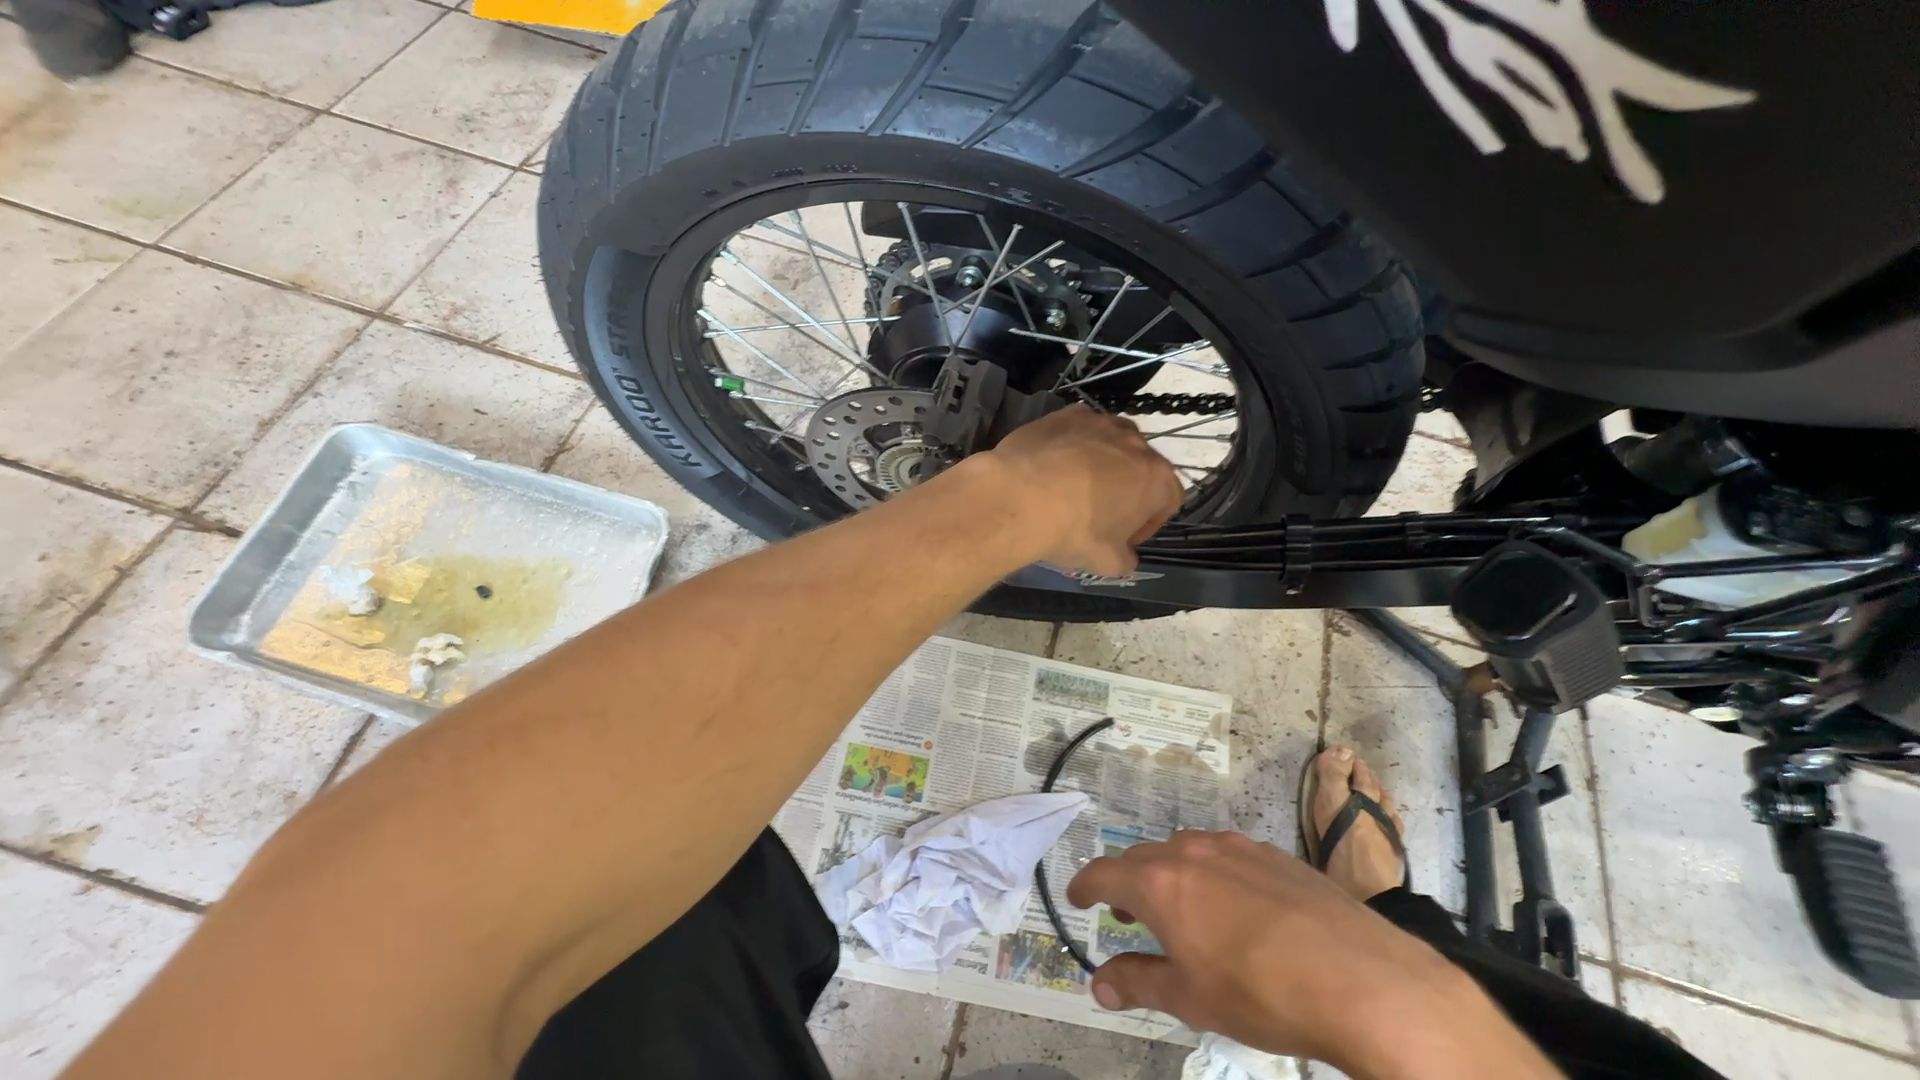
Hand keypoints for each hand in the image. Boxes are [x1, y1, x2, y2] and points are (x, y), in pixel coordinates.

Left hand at [979, 405, 1182, 575]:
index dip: (1150, 522)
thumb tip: (1126, 557)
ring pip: (1111, 443)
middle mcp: (1135, 443)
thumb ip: (1126, 560)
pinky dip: (1073, 445)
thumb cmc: (1074, 531)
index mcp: (1156, 478)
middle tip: (1101, 514)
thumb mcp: (1107, 562)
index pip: (1170, 499)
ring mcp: (1100, 423)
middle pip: (1141, 467)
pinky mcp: (1066, 414)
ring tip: (1074, 487)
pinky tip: (1052, 466)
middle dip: (1127, 489)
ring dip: (1102, 463)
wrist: (1020, 496)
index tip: (1126, 537)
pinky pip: (1079, 430)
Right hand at [1067, 832, 1561, 1079]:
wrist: (1367, 982)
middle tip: (1127, 916)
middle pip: (1144, 857)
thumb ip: (1138, 982)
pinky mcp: (1279, 855)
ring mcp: (1240, 848)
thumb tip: (1099, 982)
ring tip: (1181, 910)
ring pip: (1188, 851)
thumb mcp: (1190, 999)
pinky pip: (1229, 854)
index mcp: (1161, 883)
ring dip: (1172, 874)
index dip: (1084, 885)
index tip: (1075, 897)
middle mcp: (1194, 852)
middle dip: (1128, 883)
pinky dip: (1213, 873)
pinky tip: (1235, 907)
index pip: (1104, 874)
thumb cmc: (1262, 994)